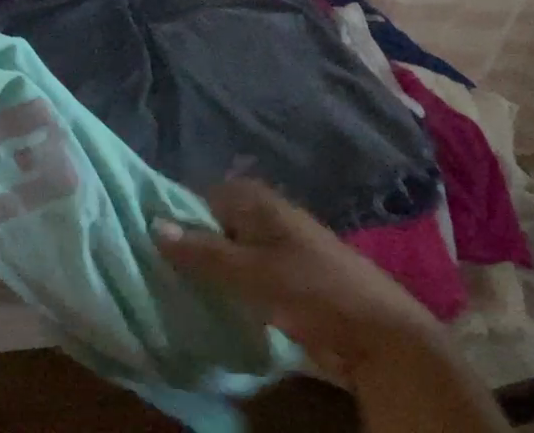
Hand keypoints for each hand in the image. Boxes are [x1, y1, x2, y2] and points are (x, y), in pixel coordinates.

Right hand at [155, 179, 439, 379]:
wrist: (382, 338)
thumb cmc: (312, 290)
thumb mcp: (249, 272)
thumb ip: (201, 251)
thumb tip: (152, 225)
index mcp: (255, 199)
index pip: (197, 195)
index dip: (174, 215)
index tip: (150, 240)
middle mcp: (264, 213)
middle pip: (212, 222)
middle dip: (189, 243)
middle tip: (160, 267)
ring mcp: (278, 245)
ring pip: (228, 250)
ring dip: (209, 268)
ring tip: (180, 287)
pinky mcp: (288, 277)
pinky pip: (245, 273)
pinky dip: (229, 285)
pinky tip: (214, 303)